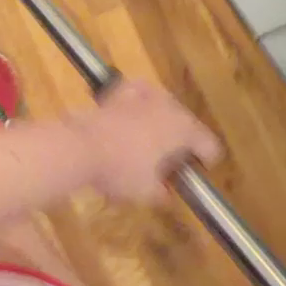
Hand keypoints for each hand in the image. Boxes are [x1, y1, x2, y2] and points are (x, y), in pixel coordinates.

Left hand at [68, 79, 221, 203]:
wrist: (77, 146)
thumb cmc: (119, 170)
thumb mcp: (144, 191)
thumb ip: (160, 193)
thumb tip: (164, 194)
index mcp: (183, 130)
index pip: (209, 145)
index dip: (206, 161)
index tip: (196, 174)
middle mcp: (168, 106)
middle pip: (187, 123)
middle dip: (182, 141)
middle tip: (171, 162)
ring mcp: (141, 96)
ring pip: (164, 104)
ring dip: (163, 120)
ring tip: (153, 138)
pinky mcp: (116, 93)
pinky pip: (137, 91)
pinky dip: (140, 100)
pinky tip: (133, 110)